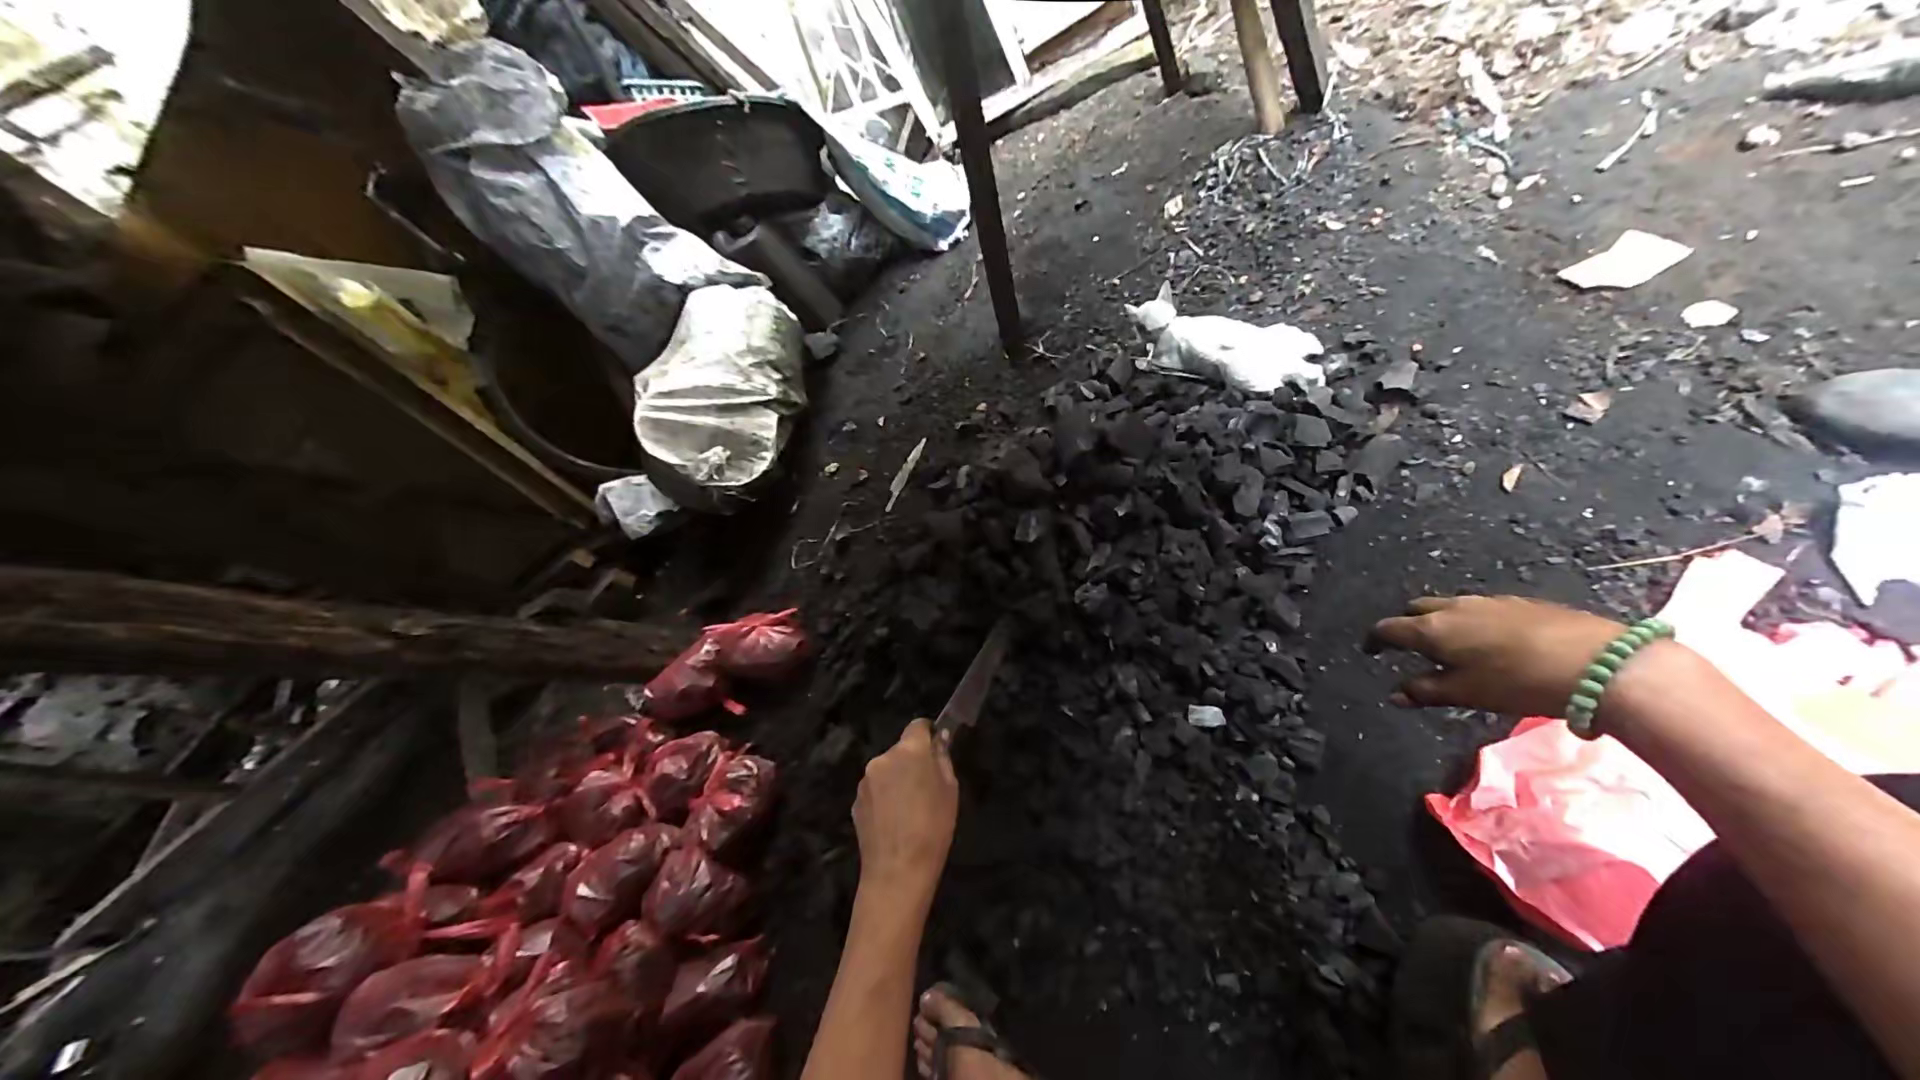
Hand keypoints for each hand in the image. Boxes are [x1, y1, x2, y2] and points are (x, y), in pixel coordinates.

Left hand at [852, 719, 957, 900]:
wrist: (897, 871)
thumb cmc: (933, 828)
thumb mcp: (950, 790)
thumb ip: (942, 758)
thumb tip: (939, 740)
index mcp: (909, 751)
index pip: (918, 726)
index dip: (928, 734)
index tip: (936, 750)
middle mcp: (882, 758)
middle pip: (901, 750)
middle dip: (912, 762)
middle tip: (926, 788)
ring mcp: (865, 780)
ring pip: (886, 770)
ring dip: (896, 780)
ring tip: (909, 809)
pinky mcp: (855, 801)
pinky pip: (875, 790)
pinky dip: (884, 798)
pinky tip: (893, 822)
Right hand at [1367, 596, 1625, 716]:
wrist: (1601, 663)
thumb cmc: (1519, 682)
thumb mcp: (1468, 694)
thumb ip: (1427, 691)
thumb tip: (1396, 693)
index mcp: (1432, 629)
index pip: (1389, 628)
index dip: (1375, 639)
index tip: (1370, 649)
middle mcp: (1454, 608)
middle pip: (1416, 608)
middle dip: (1406, 623)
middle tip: (1408, 644)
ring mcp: (1489, 601)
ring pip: (1450, 605)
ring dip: (1440, 620)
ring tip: (1450, 643)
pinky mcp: (1522, 603)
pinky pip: (1481, 607)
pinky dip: (1471, 620)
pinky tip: (1490, 640)